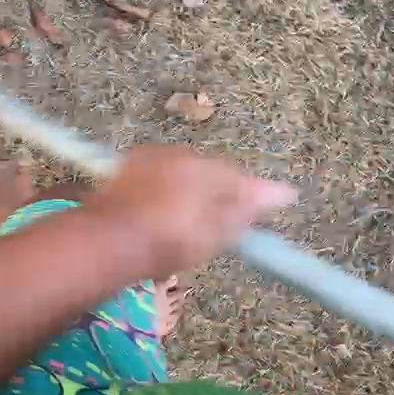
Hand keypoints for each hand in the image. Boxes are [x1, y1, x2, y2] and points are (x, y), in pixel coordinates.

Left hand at [81, 145, 295, 278]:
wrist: (109, 239)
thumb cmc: (169, 240)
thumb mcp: (216, 233)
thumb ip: (248, 208)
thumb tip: (283, 191)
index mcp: (208, 168)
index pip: (241, 179)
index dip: (251, 197)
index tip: (260, 212)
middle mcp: (182, 153)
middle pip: (209, 173)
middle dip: (216, 194)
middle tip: (215, 225)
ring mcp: (152, 156)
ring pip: (182, 173)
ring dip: (188, 191)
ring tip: (185, 224)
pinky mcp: (127, 166)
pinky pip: (157, 176)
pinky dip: (163, 190)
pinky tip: (158, 213)